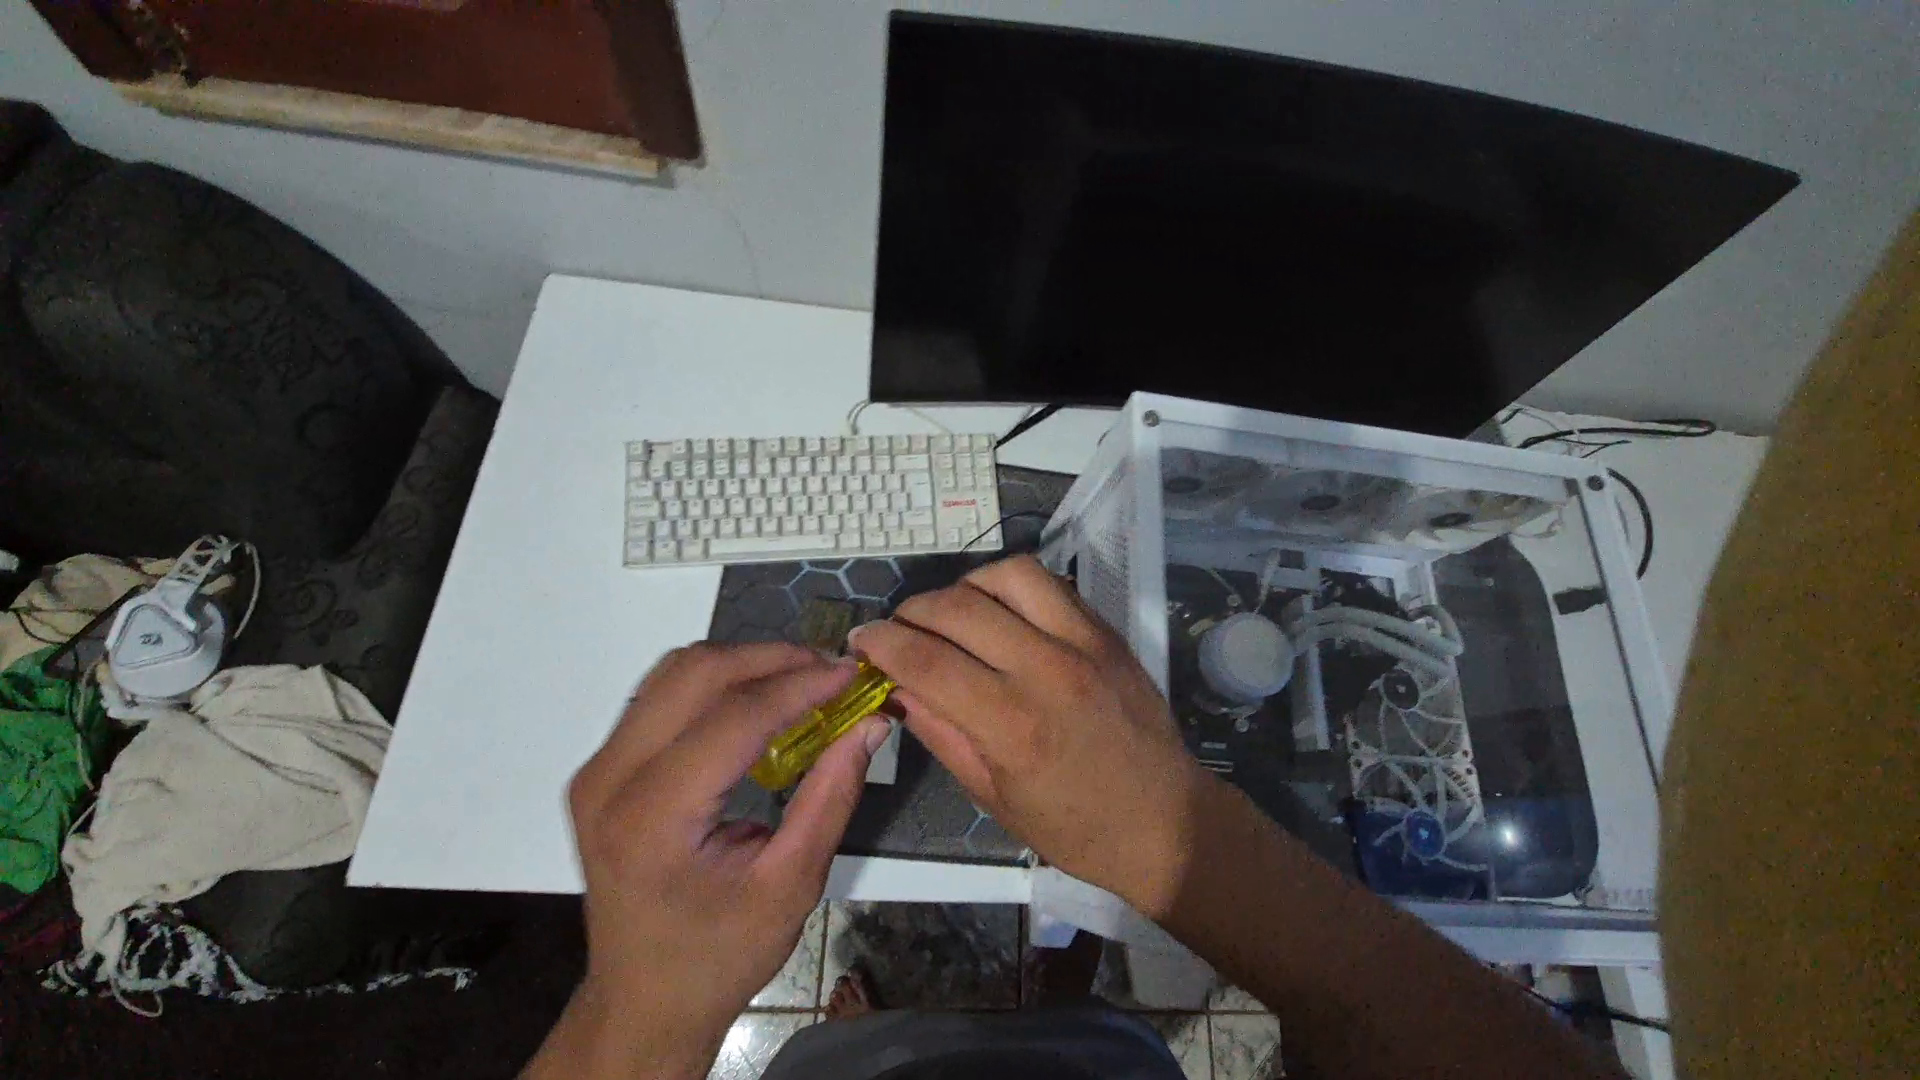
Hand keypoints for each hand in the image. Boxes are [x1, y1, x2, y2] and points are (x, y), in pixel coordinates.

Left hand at [525, 644, 888, 1079]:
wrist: (641, 1000)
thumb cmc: (719, 955)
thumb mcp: (791, 886)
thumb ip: (831, 796)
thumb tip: (870, 723)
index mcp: (651, 818)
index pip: (732, 719)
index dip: (799, 686)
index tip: (853, 673)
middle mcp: (609, 779)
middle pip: (694, 674)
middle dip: (771, 660)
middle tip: (829, 672)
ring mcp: (598, 768)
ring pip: (674, 672)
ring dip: (743, 664)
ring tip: (800, 682)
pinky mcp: (603, 767)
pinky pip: (663, 694)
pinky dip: (717, 684)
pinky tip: (758, 704)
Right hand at [849, 556, 1207, 917]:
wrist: (1166, 821)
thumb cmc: (1074, 828)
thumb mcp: (992, 796)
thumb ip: (941, 732)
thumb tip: (894, 687)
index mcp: (1012, 725)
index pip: (926, 661)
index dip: (881, 643)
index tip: (860, 642)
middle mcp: (1046, 670)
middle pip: (956, 609)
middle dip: (910, 613)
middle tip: (897, 630)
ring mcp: (1082, 642)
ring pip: (1006, 576)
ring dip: (962, 587)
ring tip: (949, 614)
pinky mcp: (1105, 631)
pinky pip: (1049, 583)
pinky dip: (1009, 585)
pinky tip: (997, 610)